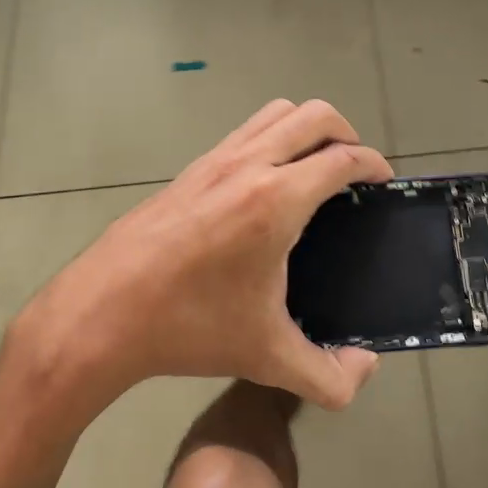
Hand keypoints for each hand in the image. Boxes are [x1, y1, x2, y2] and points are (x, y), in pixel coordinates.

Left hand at [12, 100, 392, 409]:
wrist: (104, 310)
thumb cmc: (191, 327)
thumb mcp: (266, 358)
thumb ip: (328, 375)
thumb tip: (366, 368)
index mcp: (277, 200)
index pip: (342, 159)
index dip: (372, 164)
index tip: (383, 181)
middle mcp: (251, 164)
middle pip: (315, 115)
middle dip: (347, 132)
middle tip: (354, 170)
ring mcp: (218, 159)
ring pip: (277, 111)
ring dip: (307, 127)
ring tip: (315, 166)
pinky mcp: (194, 166)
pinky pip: (247, 129)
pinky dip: (273, 136)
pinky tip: (268, 182)